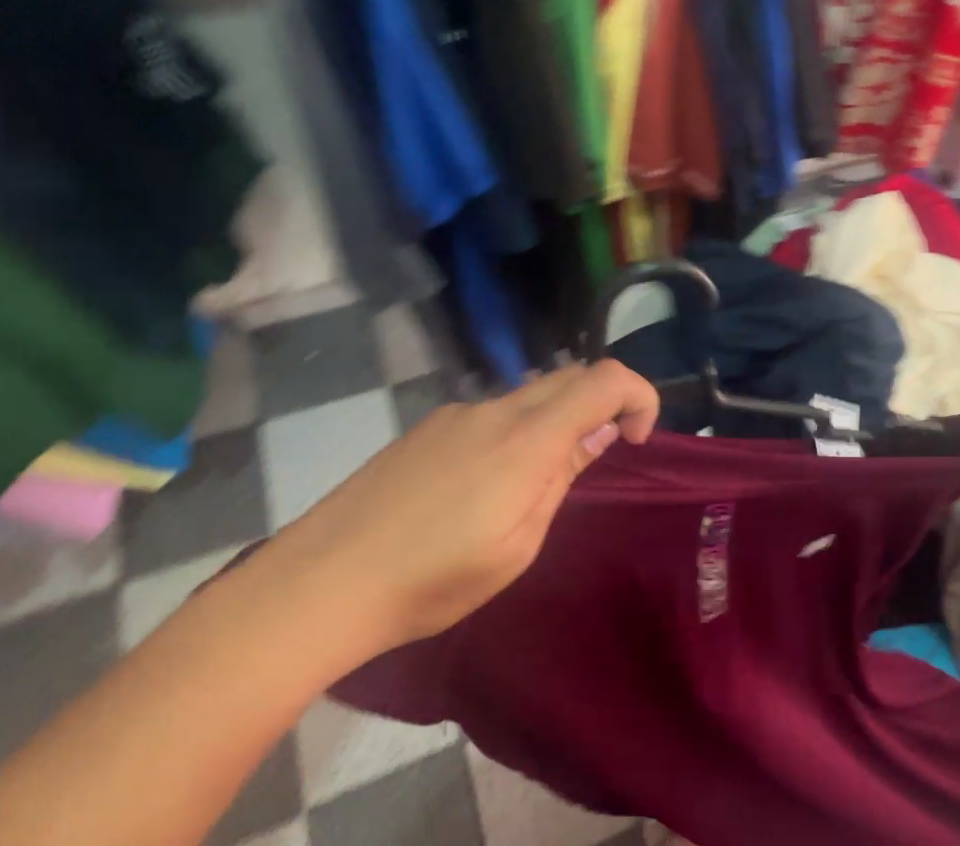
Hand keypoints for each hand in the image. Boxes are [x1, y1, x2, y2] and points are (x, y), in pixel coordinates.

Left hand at [271, 362, 658, 648]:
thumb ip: (561, 477)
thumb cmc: (433, 580)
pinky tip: (483, 490)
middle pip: (569, 376)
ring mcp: (452, 416)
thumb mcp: (518, 545)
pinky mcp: (424, 430)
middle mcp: (492, 411)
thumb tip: (599, 431)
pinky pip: (490, 415)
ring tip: (534, 488)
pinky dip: (516, 432)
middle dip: (603, 404)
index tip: (637, 442)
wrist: (321, 584)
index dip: (639, 396)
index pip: (605, 380)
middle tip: (597, 460)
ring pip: (528, 395)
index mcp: (525, 439)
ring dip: (556, 421)